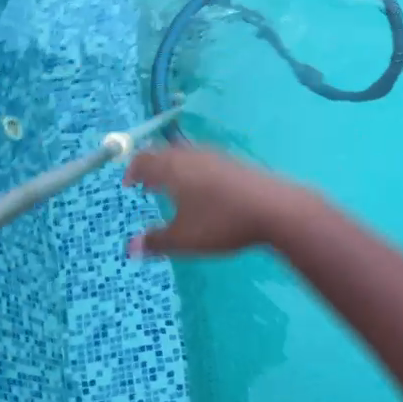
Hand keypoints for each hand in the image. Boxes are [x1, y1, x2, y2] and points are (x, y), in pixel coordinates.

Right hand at [124, 146, 317, 257]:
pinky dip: (194, 170)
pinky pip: (205, 161)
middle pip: (164, 153)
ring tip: (173, 186)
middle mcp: (191, 155)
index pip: (143, 161)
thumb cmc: (221, 222)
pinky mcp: (236, 163)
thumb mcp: (184, 239)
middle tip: (147, 182)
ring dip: (174, 167)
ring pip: (186, 155)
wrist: (274, 208)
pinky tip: (204, 189)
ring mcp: (216, 156)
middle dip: (152, 166)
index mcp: (172, 168)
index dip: (132, 171)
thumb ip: (156, 242)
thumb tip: (130, 249)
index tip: (128, 184)